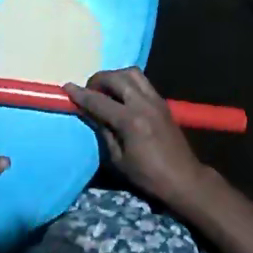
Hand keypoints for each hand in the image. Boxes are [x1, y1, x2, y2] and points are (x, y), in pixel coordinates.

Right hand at [63, 68, 212, 205]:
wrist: (185, 179)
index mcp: (130, 121)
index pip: (99, 101)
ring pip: (132, 73)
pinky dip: (128, 81)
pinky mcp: (163, 102)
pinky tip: (122, 94)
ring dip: (115, 76)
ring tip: (106, 90)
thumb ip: (103, 132)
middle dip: (98, 80)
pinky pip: (142, 81)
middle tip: (89, 91)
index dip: (80, 94)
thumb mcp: (118, 160)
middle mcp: (143, 104)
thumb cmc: (148, 176)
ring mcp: (156, 100)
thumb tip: (90, 113)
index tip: (67, 87)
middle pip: (116, 78)